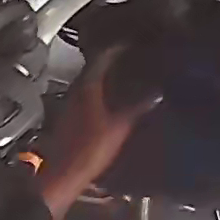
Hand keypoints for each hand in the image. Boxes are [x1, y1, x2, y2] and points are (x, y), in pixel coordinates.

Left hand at [35, 45, 162, 219]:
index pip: (102, 57)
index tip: (132, 44)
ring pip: (92, 81)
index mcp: (87, 86)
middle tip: (133, 58)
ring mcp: (72, 103)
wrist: (63, 175)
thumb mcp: (120, 127)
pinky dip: (102, 91)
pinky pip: (89, 95)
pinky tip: (113, 100)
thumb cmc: (89, 149)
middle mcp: (76, 90)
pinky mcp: (71, 117)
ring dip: (107, 76)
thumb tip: (156, 93)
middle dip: (114, 61)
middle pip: (96, 67)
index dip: (117, 48)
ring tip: (127, 76)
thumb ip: (138, 108)